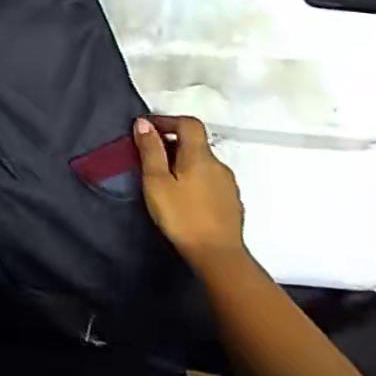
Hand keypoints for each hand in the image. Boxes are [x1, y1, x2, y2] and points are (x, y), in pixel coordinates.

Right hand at [132, 115, 247, 267]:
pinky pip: (210, 178)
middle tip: (148, 154)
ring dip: (183, 160)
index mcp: (200, 156)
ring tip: (162, 176)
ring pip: (203, 162)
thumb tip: (144, 123)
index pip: (189, 123)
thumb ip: (151, 150)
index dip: (167, 120)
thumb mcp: (156, 181)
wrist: (217, 255)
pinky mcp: (231, 202)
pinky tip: (182, 194)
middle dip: (172, 142)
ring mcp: (228, 185)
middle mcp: (219, 165)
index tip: (146, 128)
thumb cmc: (181, 215)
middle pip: (196, 142)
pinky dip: (193, 176)